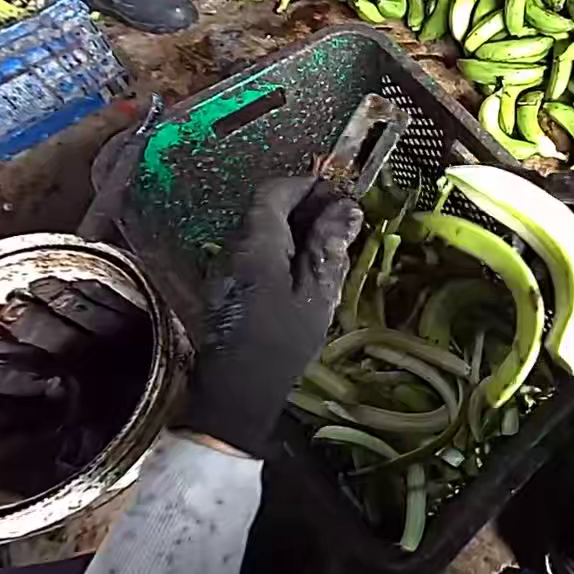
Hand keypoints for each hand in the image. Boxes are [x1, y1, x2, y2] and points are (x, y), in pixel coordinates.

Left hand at [176, 177, 364, 457]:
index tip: (337, 193)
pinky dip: (280, 243)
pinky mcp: (226, 279)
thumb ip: (328, 245)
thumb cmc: (282, 342)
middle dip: (303, 204)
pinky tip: (302, 263)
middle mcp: (234, 245)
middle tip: (339, 217)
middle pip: (266, 207)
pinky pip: (254, 247)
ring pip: (260, 226)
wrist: (238, 388)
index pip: (275, 192)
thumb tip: (347, 207)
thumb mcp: (316, 294)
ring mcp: (226, 263)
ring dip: (293, 224)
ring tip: (327, 240)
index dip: (306, 185)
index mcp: (257, 244)